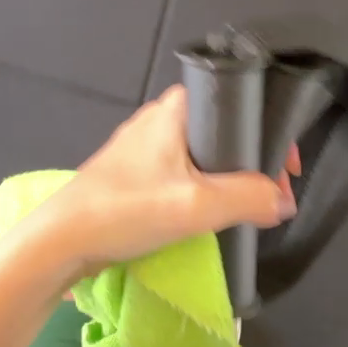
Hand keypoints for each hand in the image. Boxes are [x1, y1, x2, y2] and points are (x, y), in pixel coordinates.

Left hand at [17, 85, 297, 276]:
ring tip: (244, 213)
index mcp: (178, 108)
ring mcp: (144, 146)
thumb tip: (284, 203)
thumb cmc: (127, 211)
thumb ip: (250, 199)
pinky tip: (207, 218)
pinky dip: (203, 193)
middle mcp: (162, 117)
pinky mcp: (133, 174)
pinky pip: (183, 176)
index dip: (271, 137)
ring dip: (229, 183)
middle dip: (253, 165)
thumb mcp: (198, 206)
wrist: (62, 240)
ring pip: (205, 158)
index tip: (285, 174)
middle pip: (226, 133)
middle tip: (269, 200)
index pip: (242, 106)